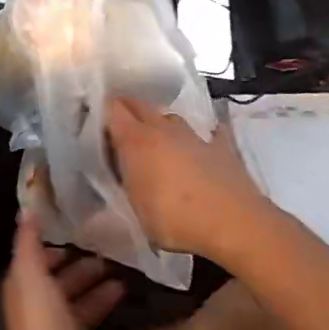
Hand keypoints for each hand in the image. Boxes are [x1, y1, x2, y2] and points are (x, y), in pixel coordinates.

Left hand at [2, 210, 126, 329]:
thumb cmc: (40, 324)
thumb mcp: (29, 274)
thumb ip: (28, 241)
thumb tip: (28, 207)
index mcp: (27, 291)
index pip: (41, 263)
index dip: (57, 248)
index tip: (82, 231)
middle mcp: (45, 312)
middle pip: (66, 285)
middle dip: (85, 269)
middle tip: (113, 252)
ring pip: (87, 307)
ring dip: (103, 291)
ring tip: (128, 276)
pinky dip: (118, 319)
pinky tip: (136, 307)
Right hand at [105, 99, 266, 256]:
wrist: (236, 225)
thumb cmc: (176, 219)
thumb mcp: (134, 213)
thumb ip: (119, 196)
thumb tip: (103, 202)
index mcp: (136, 140)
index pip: (111, 108)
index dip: (101, 112)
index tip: (92, 126)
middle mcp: (163, 129)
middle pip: (139, 104)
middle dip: (127, 112)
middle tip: (117, 133)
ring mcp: (195, 136)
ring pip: (170, 118)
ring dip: (160, 126)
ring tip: (156, 144)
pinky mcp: (223, 148)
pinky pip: (209, 134)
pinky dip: (201, 139)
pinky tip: (200, 150)